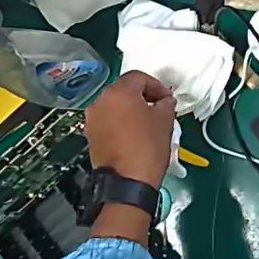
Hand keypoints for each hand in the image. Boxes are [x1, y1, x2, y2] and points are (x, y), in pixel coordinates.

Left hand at [85, 71, 177, 187]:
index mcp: (119, 92)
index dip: (157, 86)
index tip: (167, 100)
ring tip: (146, 123)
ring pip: (114, 105)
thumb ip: (166, 104)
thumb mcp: (165, 120)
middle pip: (124, 89)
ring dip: (130, 109)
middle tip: (158, 109)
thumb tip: (164, 101)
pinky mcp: (90, 134)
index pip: (139, 77)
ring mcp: (92, 118)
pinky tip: (133, 135)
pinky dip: (120, 122)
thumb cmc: (148, 146)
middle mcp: (100, 100)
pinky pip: (108, 120)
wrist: (127, 181)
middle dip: (142, 96)